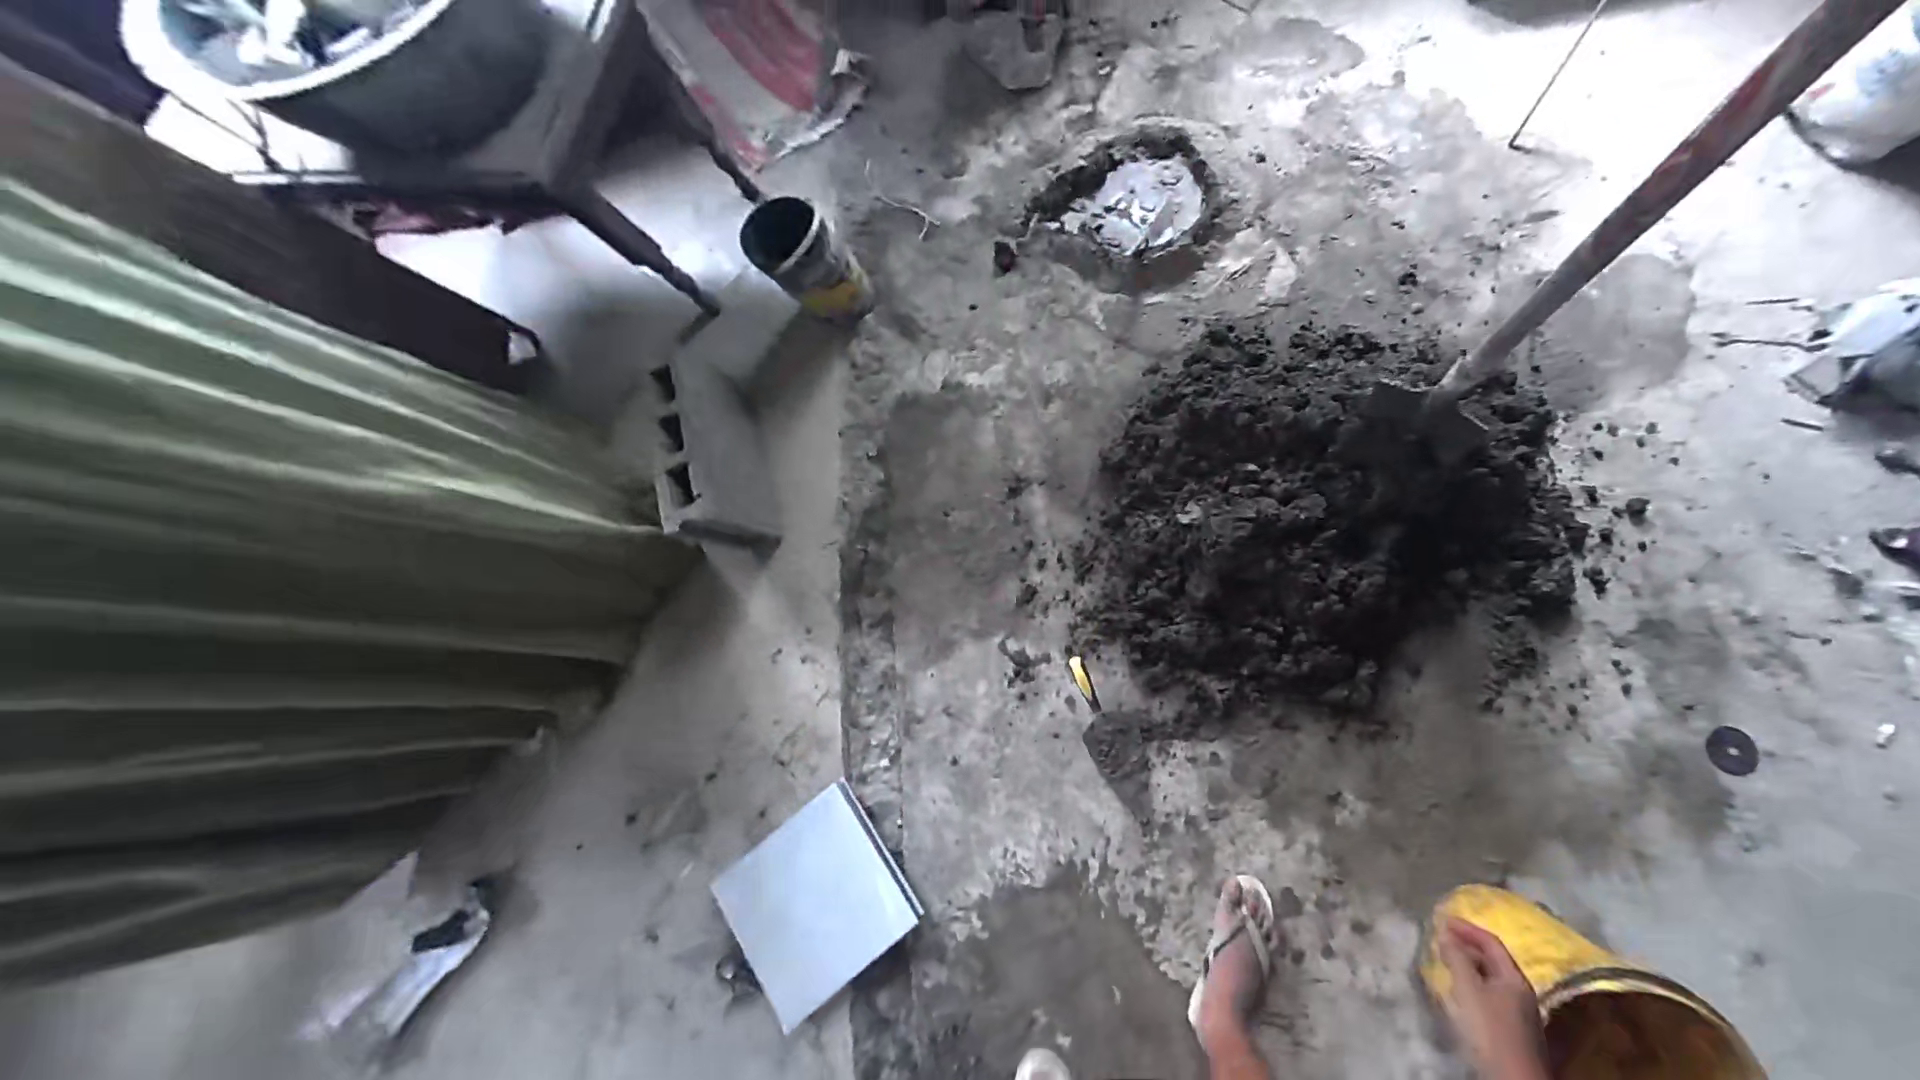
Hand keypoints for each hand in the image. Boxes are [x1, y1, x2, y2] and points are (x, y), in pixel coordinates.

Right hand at [1438, 917, 1549, 1079]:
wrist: (1513, 1078)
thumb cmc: (1490, 1028)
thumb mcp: (1468, 988)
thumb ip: (1456, 957)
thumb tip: (1445, 931)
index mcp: (1513, 978)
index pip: (1491, 942)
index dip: (1467, 928)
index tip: (1442, 918)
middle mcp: (1519, 990)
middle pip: (1492, 959)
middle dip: (1466, 944)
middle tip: (1440, 936)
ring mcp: (1517, 1009)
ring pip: (1490, 976)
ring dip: (1467, 963)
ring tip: (1444, 958)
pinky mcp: (1510, 1024)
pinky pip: (1489, 991)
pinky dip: (1472, 981)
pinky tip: (1458, 987)